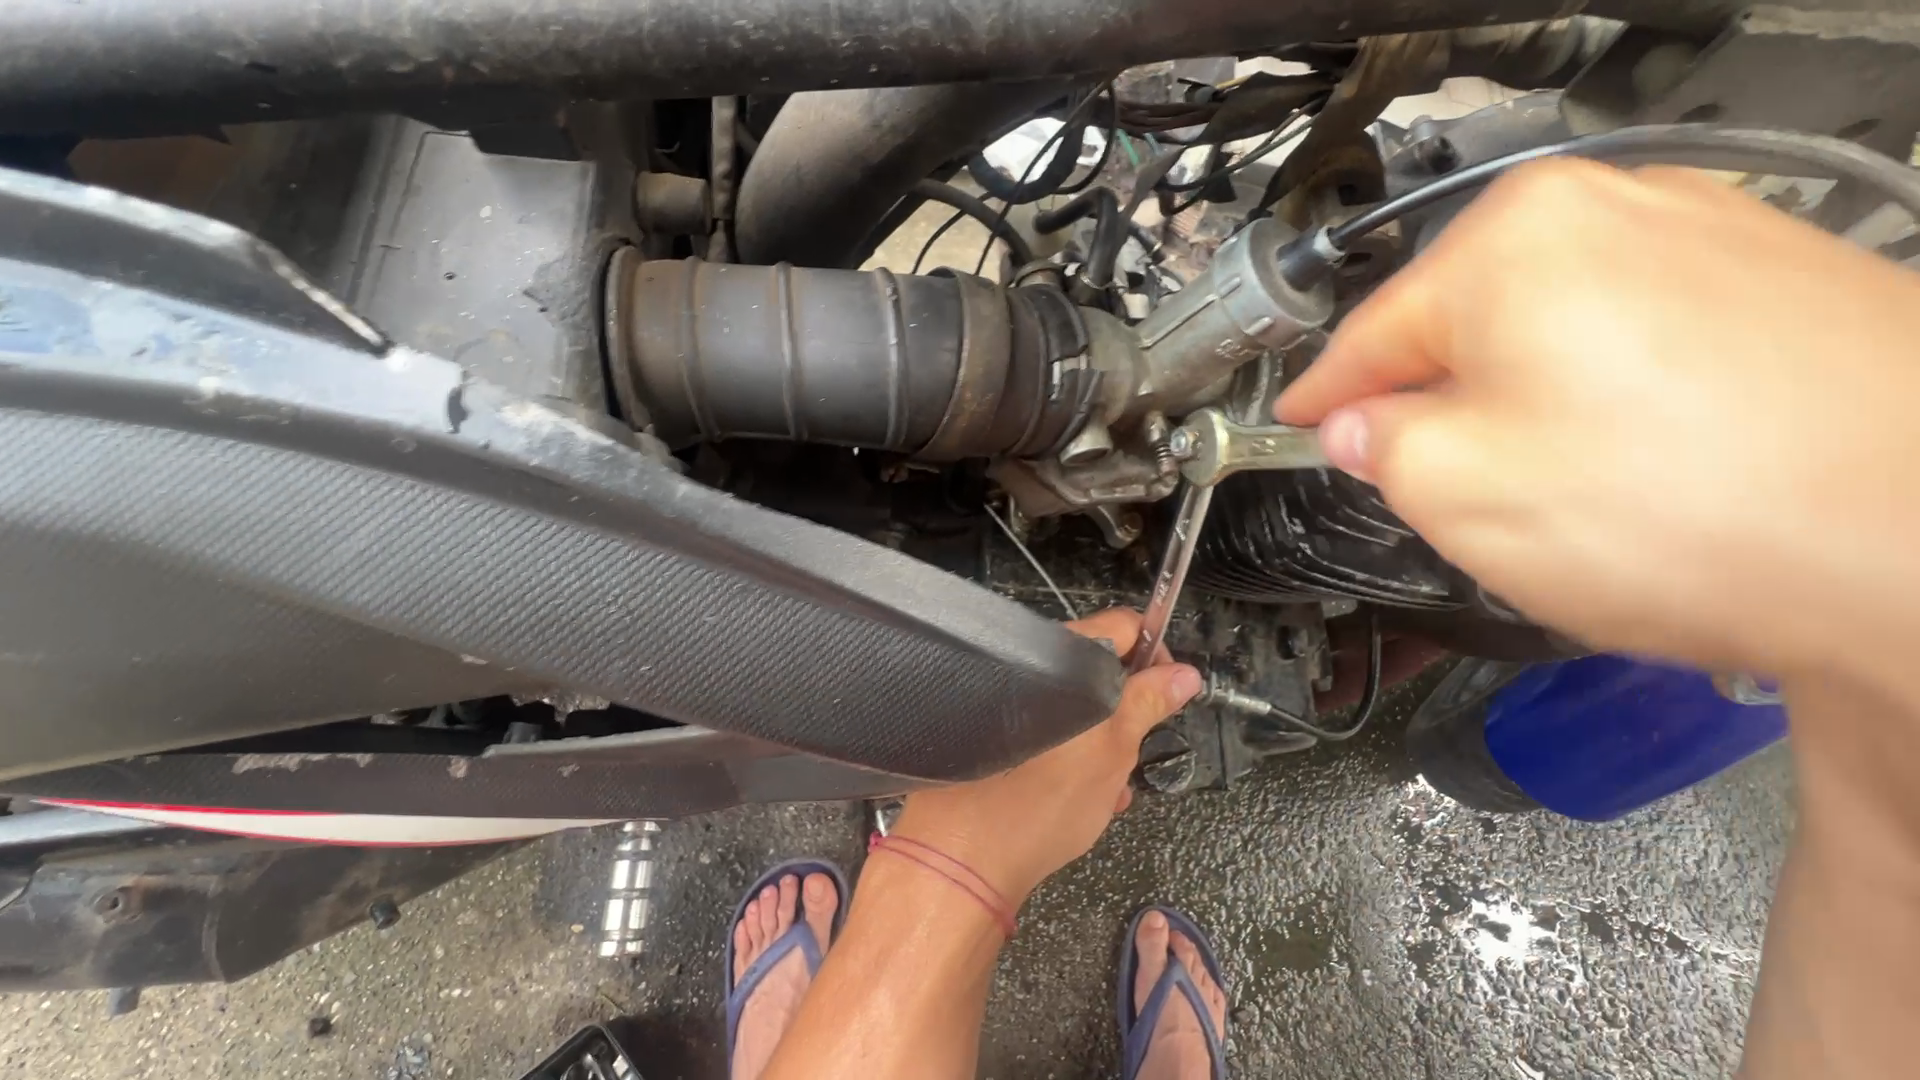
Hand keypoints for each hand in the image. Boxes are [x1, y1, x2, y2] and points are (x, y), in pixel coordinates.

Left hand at [890, 608, 1201, 904]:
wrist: (967, 854)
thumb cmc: (1042, 801)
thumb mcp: (1115, 749)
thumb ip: (1149, 703)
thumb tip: (1182, 673)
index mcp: (1058, 657)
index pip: (1121, 626)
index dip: (1154, 653)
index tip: (1169, 692)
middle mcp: (1028, 668)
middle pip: (1098, 669)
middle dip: (1126, 708)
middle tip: (1135, 750)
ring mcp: (1010, 701)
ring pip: (1077, 705)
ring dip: (1101, 739)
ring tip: (1107, 787)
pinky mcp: (998, 734)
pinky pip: (1049, 730)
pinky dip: (1070, 753)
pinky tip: (1080, 793)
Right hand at [1276, 159, 1919, 691]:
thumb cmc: (1694, 510)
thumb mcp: (1453, 489)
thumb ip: (1373, 446)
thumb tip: (1362, 429)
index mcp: (1512, 242)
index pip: (1369, 333)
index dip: (1323, 395)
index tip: (1302, 420)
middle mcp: (1613, 211)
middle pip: (1459, 324)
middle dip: (1428, 402)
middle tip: (1416, 475)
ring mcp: (1707, 235)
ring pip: (1544, 333)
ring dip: (1514, 405)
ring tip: (1539, 487)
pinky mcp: (1779, 282)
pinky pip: (1628, 340)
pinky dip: (1596, 401)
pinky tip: (1621, 469)